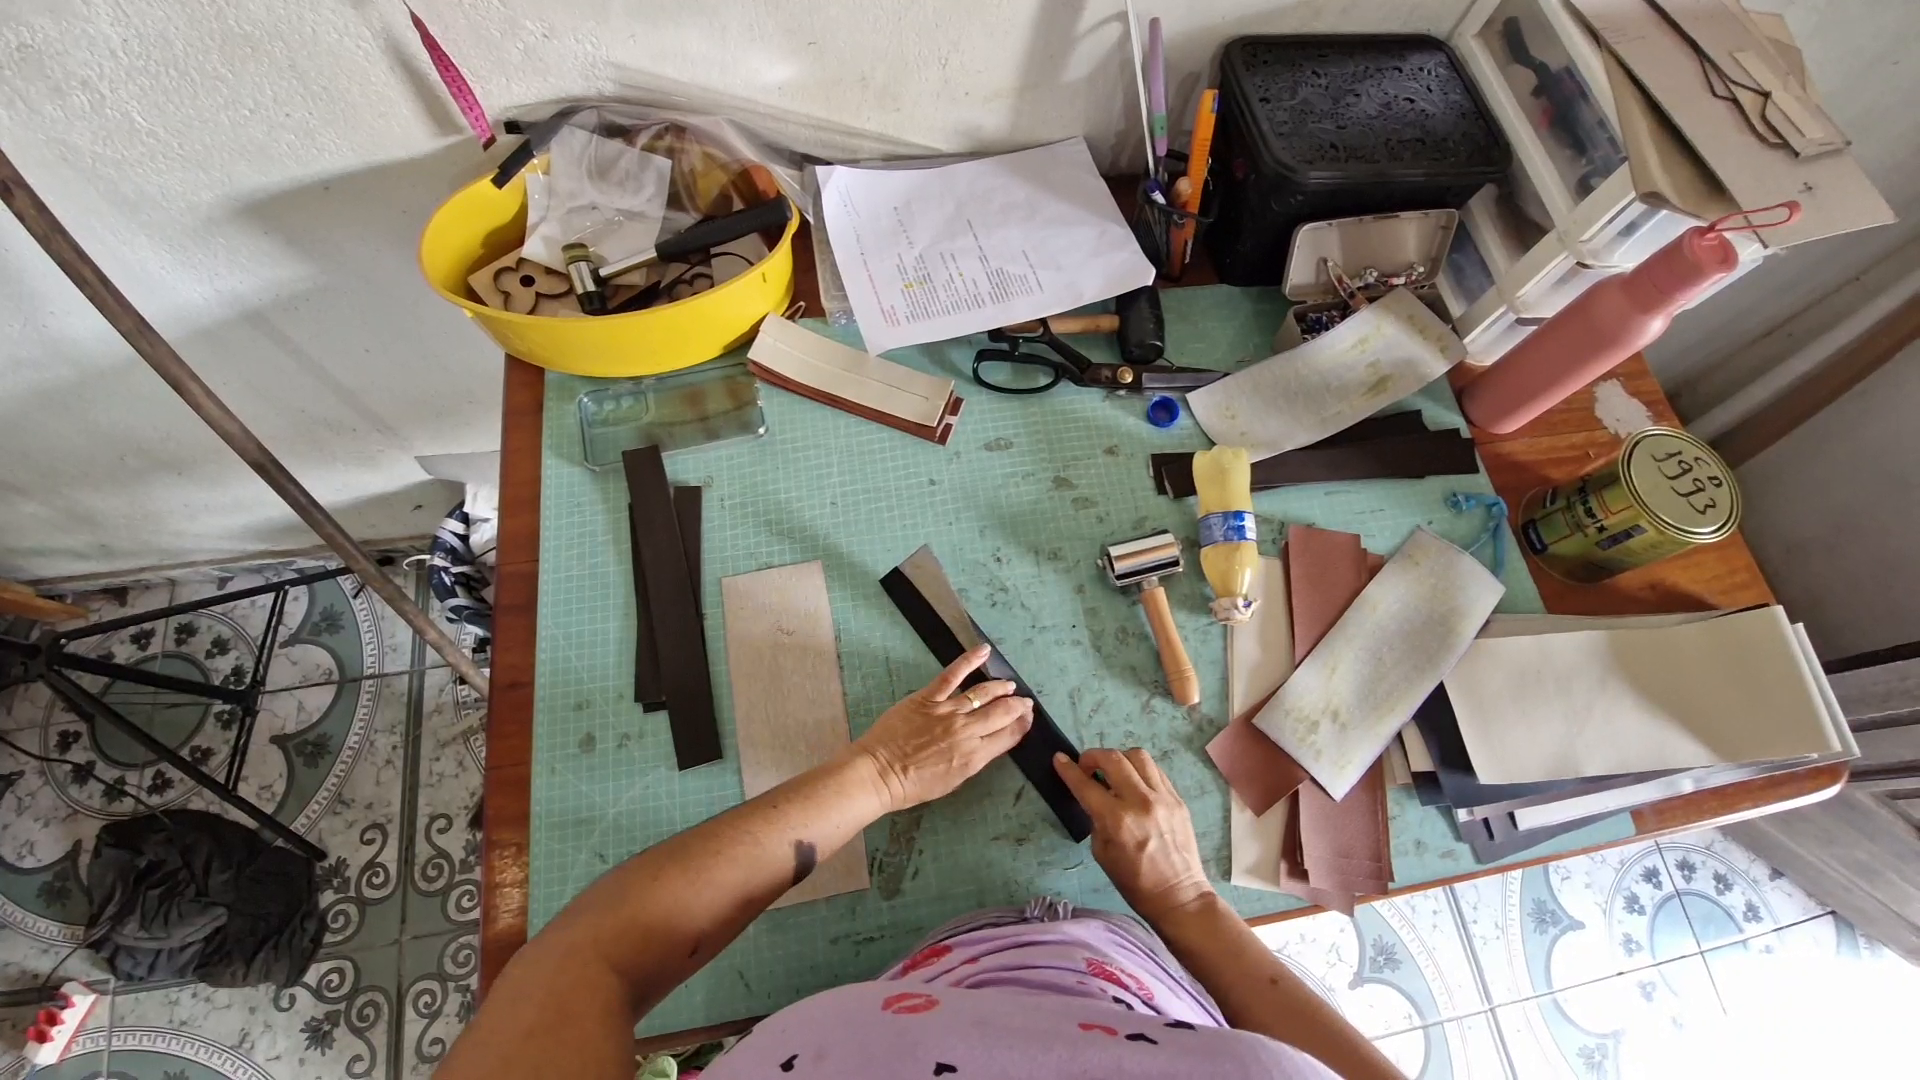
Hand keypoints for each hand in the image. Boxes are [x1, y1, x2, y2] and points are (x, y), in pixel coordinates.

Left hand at [851, 644, 1033, 812]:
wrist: (880, 773)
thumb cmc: (914, 785)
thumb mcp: (953, 780)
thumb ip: (974, 760)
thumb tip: (989, 742)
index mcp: (974, 756)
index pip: (1008, 736)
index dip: (1022, 724)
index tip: (1028, 717)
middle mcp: (967, 731)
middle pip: (1002, 712)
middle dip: (1018, 705)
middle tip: (1025, 701)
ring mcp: (948, 711)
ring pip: (983, 693)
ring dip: (1001, 687)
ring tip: (1010, 684)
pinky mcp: (928, 697)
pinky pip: (953, 674)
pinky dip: (970, 660)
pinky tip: (984, 651)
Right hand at [1052, 748, 1213, 921]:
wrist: (1178, 896)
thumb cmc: (1134, 882)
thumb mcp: (1102, 852)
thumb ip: (1096, 819)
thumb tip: (1095, 797)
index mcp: (1117, 820)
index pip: (1086, 785)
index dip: (1069, 770)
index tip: (1060, 759)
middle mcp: (1140, 801)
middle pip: (1113, 758)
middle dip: (1093, 756)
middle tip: (1087, 767)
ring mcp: (1163, 797)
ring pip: (1138, 755)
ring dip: (1119, 758)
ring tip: (1114, 772)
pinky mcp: (1178, 799)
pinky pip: (1155, 770)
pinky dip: (1140, 769)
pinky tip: (1135, 782)